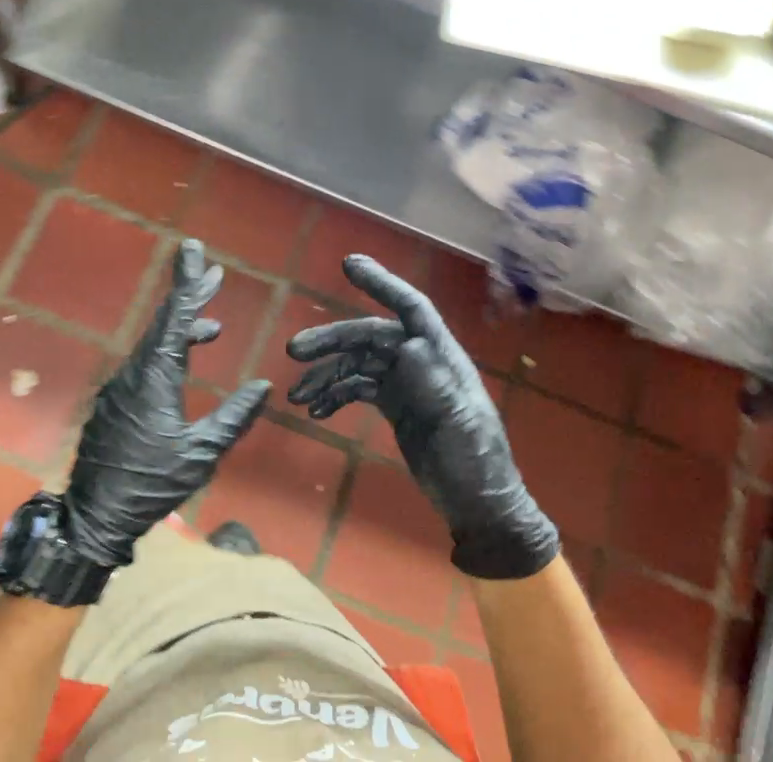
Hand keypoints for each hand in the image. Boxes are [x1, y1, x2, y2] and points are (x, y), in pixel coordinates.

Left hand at [63, 240, 270, 567]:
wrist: (95, 515)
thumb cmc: (150, 485)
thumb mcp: (201, 454)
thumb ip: (233, 418)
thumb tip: (263, 386)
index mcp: (155, 377)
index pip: (175, 318)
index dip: (189, 284)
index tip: (195, 252)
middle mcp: (134, 372)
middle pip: (164, 323)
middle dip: (190, 297)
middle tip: (213, 272)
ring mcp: (120, 386)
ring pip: (154, 344)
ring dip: (182, 330)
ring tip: (213, 328)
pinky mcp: (115, 402)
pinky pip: (145, 364)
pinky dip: (168, 353)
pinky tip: (184, 364)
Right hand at [286, 255, 557, 578]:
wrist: (479, 507)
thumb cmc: (476, 465)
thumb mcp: (459, 426)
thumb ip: (435, 386)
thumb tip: (408, 345)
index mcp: (442, 358)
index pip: (411, 308)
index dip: (382, 284)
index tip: (349, 265)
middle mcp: (422, 363)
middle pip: (371, 337)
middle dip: (333, 341)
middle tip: (294, 351)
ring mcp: (407, 384)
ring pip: (359, 364)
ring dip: (326, 374)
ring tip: (296, 395)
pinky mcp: (395, 406)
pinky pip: (358, 389)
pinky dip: (335, 395)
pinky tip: (315, 411)